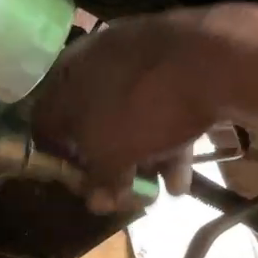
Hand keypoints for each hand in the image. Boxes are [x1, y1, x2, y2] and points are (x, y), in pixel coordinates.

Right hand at [30, 8, 223, 210]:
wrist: (211, 57)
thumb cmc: (141, 107)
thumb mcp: (110, 153)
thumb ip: (98, 179)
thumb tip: (95, 200)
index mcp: (65, 78)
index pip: (46, 123)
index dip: (59, 161)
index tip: (81, 186)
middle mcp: (95, 62)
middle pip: (93, 123)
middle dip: (111, 164)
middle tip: (126, 194)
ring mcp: (137, 58)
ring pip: (132, 116)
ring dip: (146, 159)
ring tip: (164, 192)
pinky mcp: (176, 61)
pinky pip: (163, 106)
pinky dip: (170, 140)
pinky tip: (184, 176)